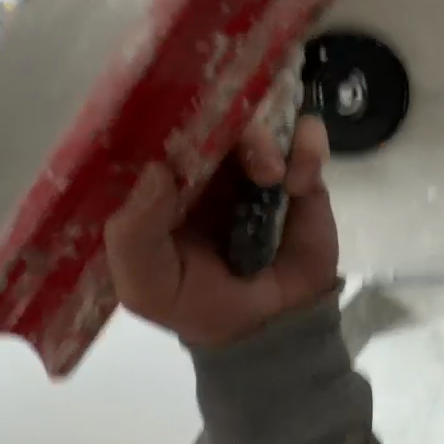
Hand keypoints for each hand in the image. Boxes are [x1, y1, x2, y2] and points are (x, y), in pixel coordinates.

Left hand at [105, 115, 339, 347]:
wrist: (273, 325)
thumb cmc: (199, 304)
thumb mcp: (148, 287)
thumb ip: (134, 237)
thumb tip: (156, 170)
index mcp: (166, 187)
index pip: (162, 138)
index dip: (170, 124)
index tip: (180, 127)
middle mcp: (209, 169)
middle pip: (216, 118)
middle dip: (230, 130)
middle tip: (242, 163)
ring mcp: (257, 166)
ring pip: (263, 119)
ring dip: (269, 141)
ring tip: (275, 179)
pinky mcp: (302, 170)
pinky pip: (309, 135)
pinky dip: (309, 148)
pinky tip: (301, 185)